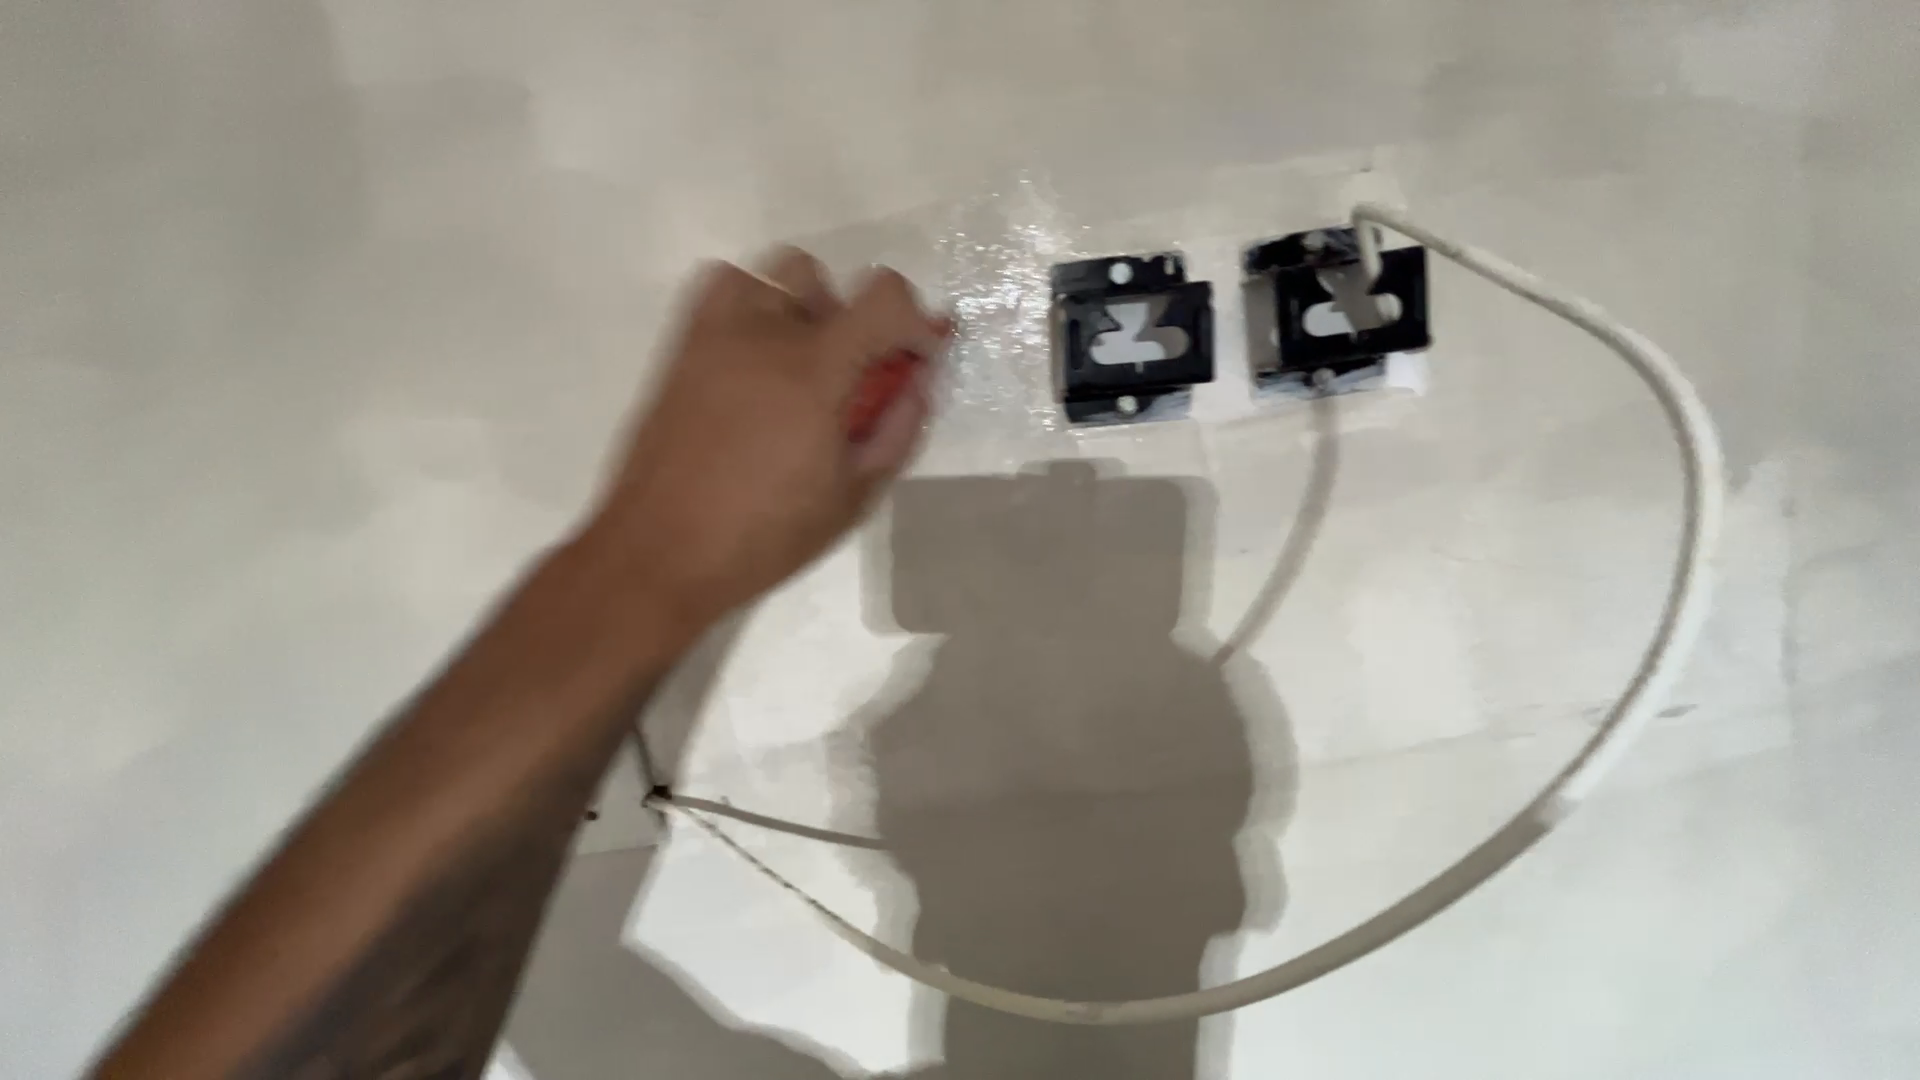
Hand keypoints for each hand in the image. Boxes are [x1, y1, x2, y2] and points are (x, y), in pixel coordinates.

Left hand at [578, 248, 952, 633]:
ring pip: (769, 273)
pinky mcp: (680, 350)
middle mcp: (762, 334)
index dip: (915, 321)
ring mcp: (713, 336)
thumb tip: (918, 386)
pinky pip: (721, 290)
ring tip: (804, 364)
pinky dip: (753, 306)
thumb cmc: (764, 536)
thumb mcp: (852, 498)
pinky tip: (758, 361)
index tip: (915, 361)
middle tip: (855, 373)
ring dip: (804, 305)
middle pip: (825, 277)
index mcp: (813, 371)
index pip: (883, 296)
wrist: (660, 553)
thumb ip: (897, 433)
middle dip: (855, 316)